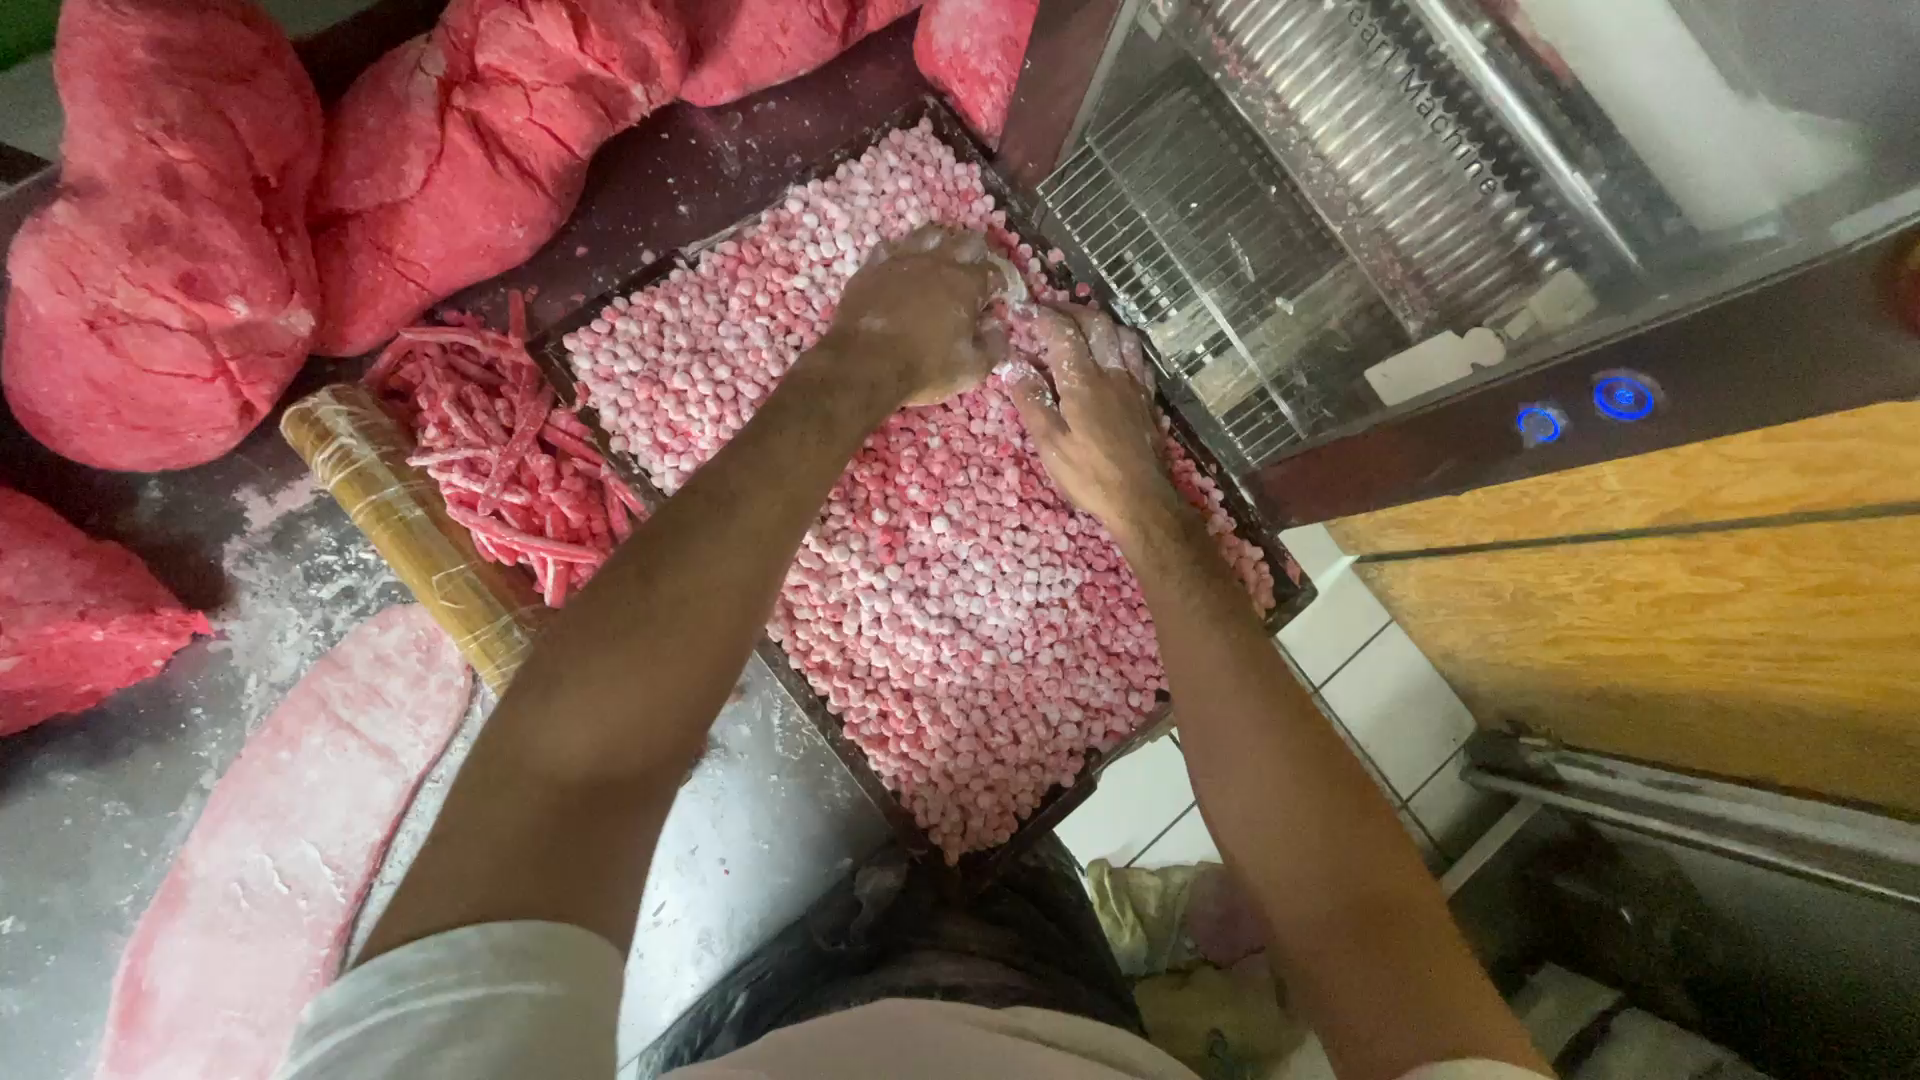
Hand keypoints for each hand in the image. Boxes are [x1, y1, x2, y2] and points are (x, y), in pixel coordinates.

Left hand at [818, 225, 1006, 406]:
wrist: (865, 364)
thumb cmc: (924, 368)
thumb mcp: (971, 369)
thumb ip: (994, 346)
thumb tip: (998, 327)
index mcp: (966, 283)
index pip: (994, 272)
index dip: (999, 285)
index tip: (996, 300)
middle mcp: (937, 261)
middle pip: (966, 241)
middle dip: (976, 255)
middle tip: (972, 275)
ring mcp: (902, 259)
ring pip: (928, 234)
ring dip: (940, 246)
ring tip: (939, 263)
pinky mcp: (873, 267)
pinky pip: (891, 248)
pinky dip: (902, 256)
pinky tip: (901, 269)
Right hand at [1006, 303, 1182, 535]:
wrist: (1141, 498)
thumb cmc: (1089, 476)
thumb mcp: (1050, 443)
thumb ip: (1032, 400)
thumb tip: (1012, 365)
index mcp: (1083, 382)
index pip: (1062, 333)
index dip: (1041, 316)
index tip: (1022, 311)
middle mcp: (1112, 373)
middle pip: (1094, 323)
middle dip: (1069, 310)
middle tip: (1047, 312)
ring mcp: (1134, 384)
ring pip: (1120, 334)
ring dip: (1098, 321)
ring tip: (1080, 325)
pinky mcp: (1147, 398)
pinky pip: (1137, 357)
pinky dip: (1121, 343)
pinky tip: (1113, 352)